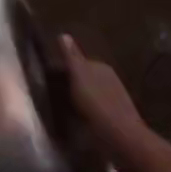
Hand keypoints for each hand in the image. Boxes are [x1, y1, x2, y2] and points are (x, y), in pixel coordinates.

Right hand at [59, 34, 155, 161]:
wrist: (122, 137)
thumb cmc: (97, 104)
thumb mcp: (80, 76)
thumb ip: (72, 57)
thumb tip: (63, 34)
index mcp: (100, 66)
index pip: (78, 63)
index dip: (62, 70)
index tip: (48, 81)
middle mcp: (109, 78)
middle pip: (84, 79)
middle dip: (70, 85)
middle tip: (52, 98)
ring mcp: (114, 99)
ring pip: (89, 95)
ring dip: (78, 101)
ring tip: (61, 112)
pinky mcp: (115, 118)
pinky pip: (94, 111)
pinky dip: (85, 114)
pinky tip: (77, 123)